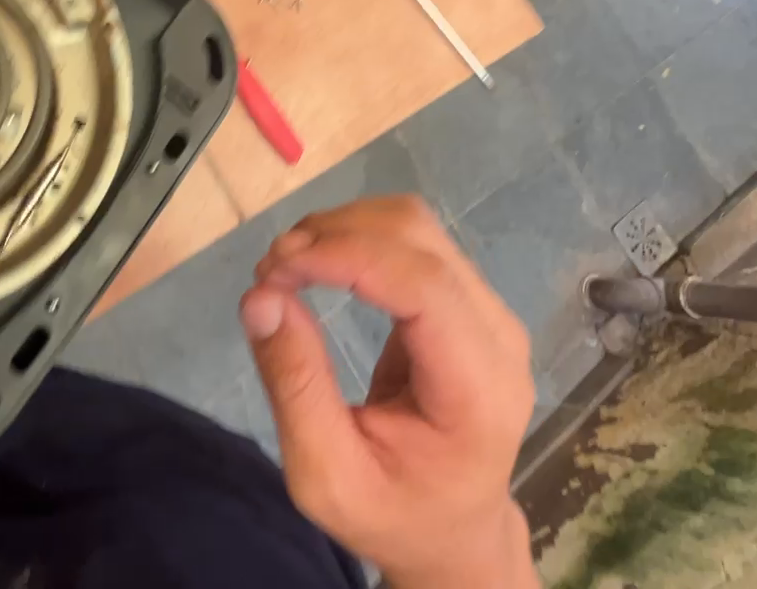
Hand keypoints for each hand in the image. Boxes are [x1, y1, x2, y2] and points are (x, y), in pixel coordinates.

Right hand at [239, 196, 537, 588]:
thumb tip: (259, 296)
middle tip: (270, 272)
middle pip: (417, 238)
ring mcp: (487, 310)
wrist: (453, 532)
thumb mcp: (326, 476)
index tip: (273, 268)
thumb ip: (295, 386)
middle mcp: (496, 335)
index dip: (344, 256)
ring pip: (412, 224)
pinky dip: (354, 236)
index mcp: (477, 391)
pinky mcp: (466, 299)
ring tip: (287, 266)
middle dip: (333, 235)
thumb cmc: (392, 514)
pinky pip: (410, 240)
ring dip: (340, 228)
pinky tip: (319, 262)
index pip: (422, 286)